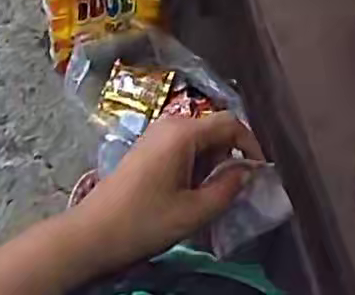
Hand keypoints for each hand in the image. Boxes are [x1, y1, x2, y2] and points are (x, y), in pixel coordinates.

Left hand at [68, 112, 265, 269]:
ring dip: (212, 162)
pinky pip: (183, 145)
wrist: (93, 232)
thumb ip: (226, 189)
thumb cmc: (144, 221)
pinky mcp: (149, 146)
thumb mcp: (192, 213)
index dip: (250, 144)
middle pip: (214, 128)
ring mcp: (157, 132)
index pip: (229, 122)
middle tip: (234, 190)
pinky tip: (189, 192)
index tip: (261, 172)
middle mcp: (171, 123)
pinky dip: (195, 163)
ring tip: (210, 196)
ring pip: (199, 138)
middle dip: (229, 155)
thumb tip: (247, 172)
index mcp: (184, 132)